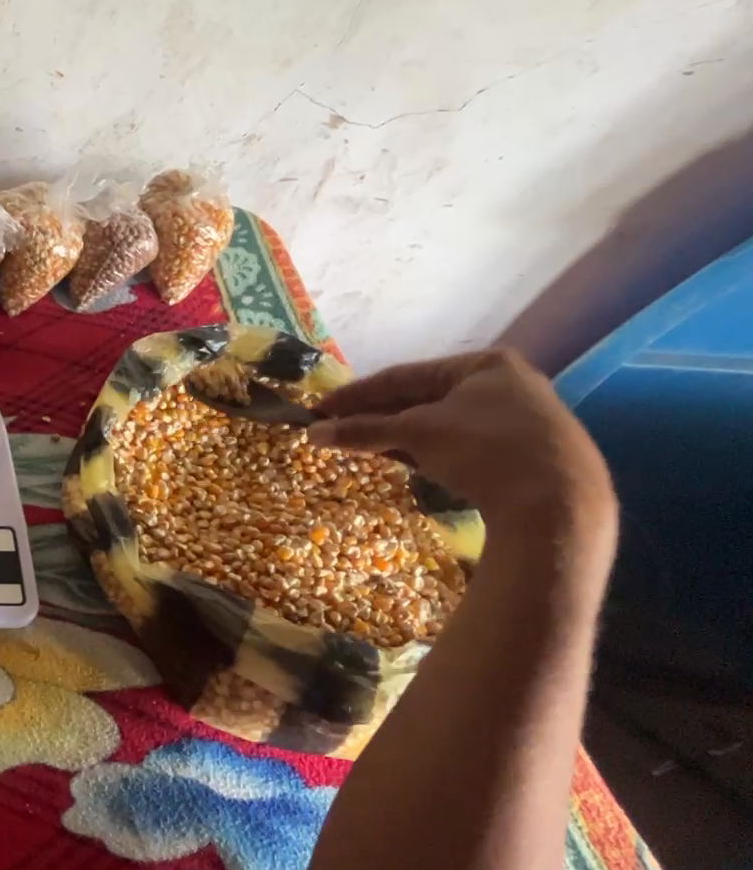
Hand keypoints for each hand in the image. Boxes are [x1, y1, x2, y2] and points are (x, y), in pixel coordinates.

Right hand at [307, 349, 614, 532]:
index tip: (320, 410)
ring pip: (440, 421)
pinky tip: (406, 460)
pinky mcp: (527, 451)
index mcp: (483, 365)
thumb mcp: (415, 434)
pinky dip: (428, 449)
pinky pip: (462, 442)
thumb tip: (311, 433)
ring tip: (362, 445)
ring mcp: (521, 417)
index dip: (355, 394)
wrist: (557, 503)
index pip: (402, 376)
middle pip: (421, 398)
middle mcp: (506, 383)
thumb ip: (362, 429)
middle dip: (376, 415)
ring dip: (398, 434)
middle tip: (336, 429)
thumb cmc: (483, 449)